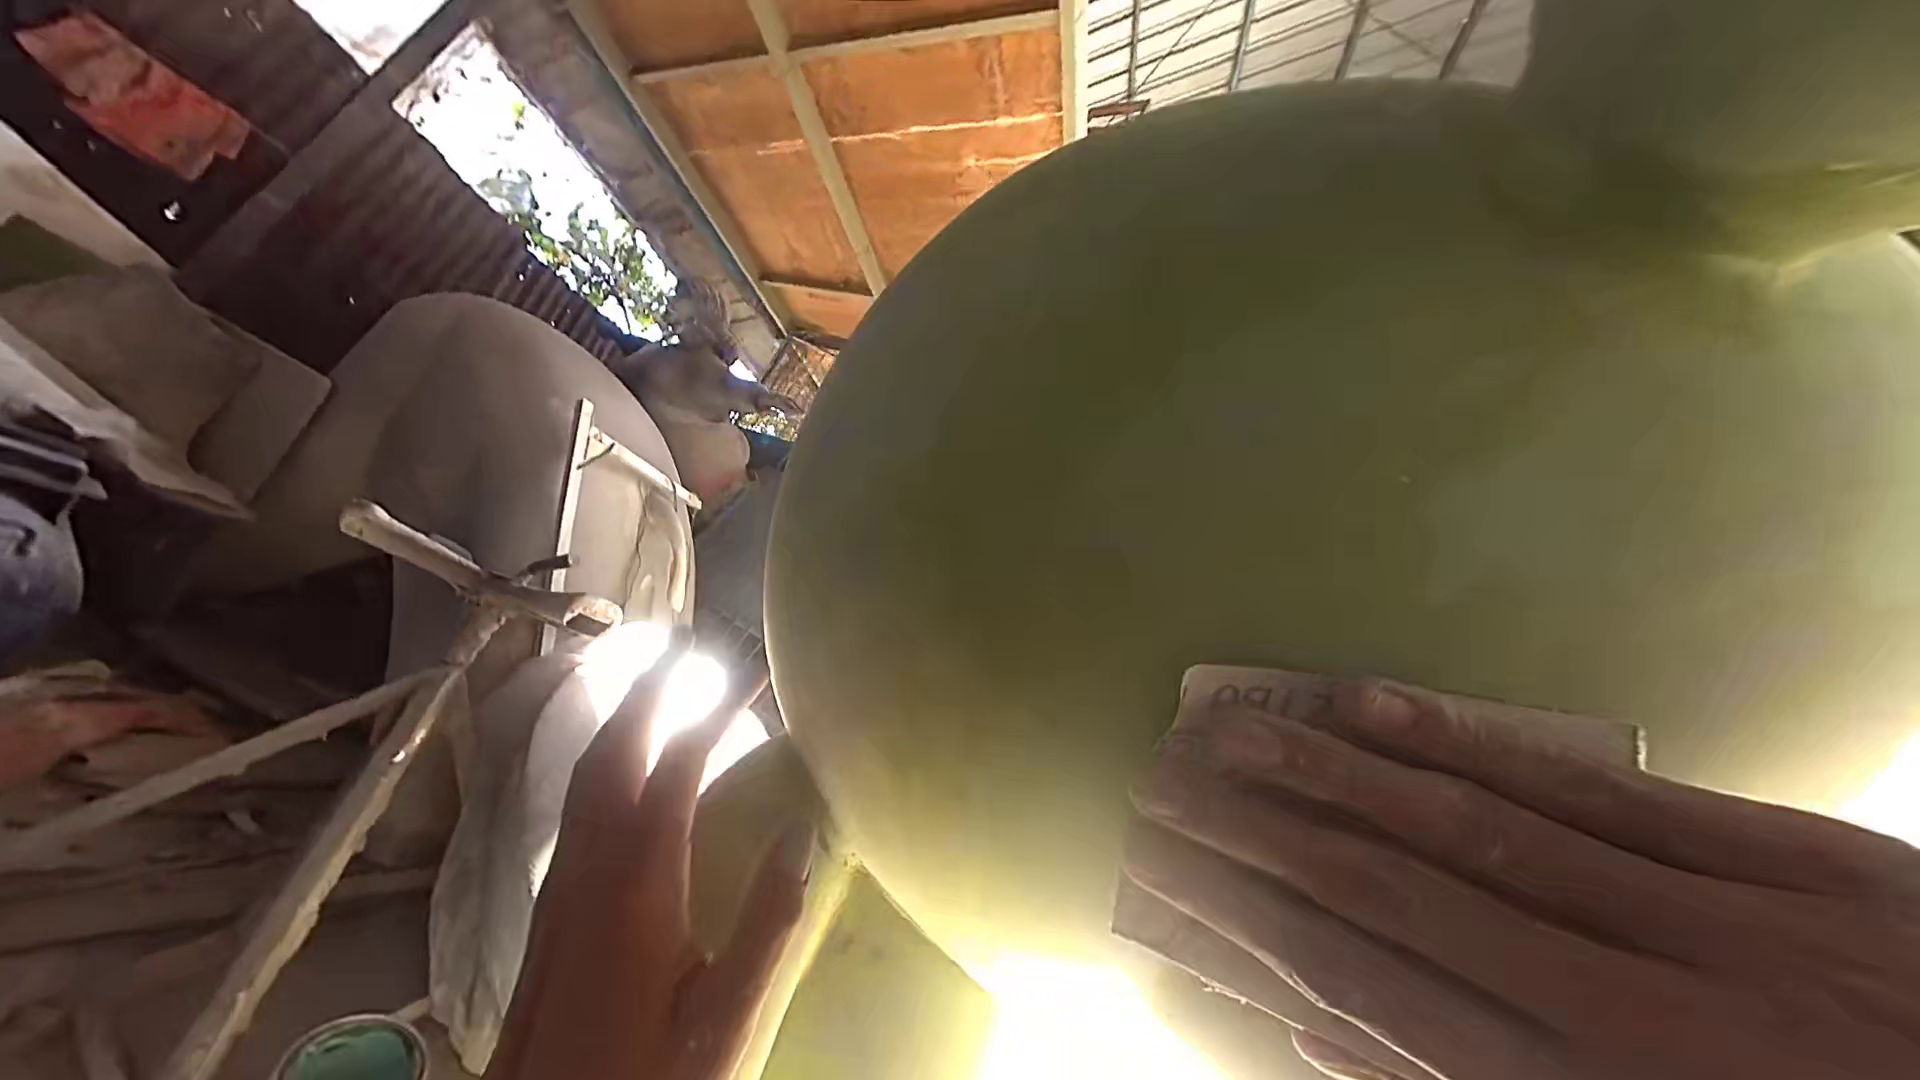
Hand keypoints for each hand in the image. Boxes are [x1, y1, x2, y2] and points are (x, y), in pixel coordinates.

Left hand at [485, 636, 811, 1079]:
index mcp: (636, 890)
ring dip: (621, 721)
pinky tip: (619, 773)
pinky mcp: (547, 915)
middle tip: (686, 651)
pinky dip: (602, 763)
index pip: (676, 771)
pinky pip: (575, 810)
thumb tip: (801, 832)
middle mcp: (588, 874)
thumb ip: (766, 926)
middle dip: (649, 693)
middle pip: (612, 758)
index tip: (749, 673)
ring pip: (583, 780)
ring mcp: (559, 893)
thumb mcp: (724, 1023)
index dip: (713, 712)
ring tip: (654, 686)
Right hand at [1125, 680, 1919, 1079]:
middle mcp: (1654, 1029)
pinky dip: (1469, 741)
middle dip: (1253, 831)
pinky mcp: (1805, 865)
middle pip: (1390, 897)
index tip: (1161, 861)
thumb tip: (1300, 1024)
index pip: (1356, 987)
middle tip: (1163, 781)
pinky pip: (1602, 789)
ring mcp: (1740, 936)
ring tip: (1228, 729)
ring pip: (1477, 829)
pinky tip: (1365, 704)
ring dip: (1329, 772)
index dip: (1241, 917)